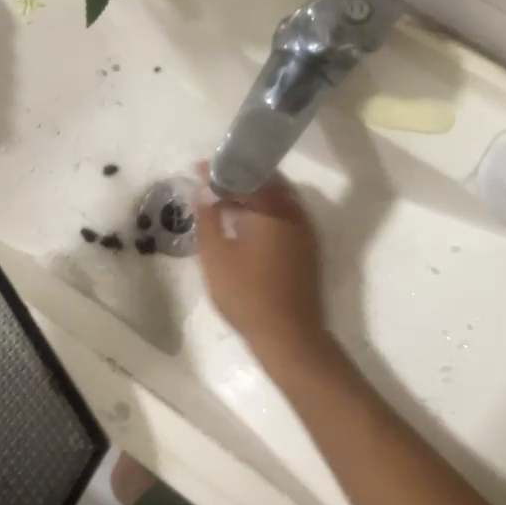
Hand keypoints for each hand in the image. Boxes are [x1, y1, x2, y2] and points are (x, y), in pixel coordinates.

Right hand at [193, 167, 336, 370]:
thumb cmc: (246, 293)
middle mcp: (293, 212)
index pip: (243, 176)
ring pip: (278, 198)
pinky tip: (246, 222)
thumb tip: (204, 191)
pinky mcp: (307, 247)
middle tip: (211, 181)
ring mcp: (305, 230)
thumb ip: (208, 217)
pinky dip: (265, 209)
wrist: (289, 335)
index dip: (218, 171)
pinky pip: (285, 214)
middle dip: (238, 178)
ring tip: (224, 200)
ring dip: (253, 194)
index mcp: (271, 208)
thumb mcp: (215, 255)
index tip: (197, 169)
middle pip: (266, 182)